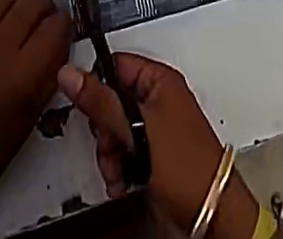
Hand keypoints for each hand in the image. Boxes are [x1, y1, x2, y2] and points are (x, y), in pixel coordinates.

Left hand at [0, 0, 73, 215]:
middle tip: (46, 18)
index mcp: (22, 77)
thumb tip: (59, 45)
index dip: (65, 24)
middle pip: (31, 5)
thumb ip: (48, 76)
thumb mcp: (31, 117)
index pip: (55, 28)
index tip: (64, 28)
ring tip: (21, 10)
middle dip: (45, 7)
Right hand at [59, 54, 261, 238]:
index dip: (96, 81)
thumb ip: (101, 102)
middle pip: (110, 100)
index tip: (83, 98)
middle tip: (109, 138)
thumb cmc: (192, 169)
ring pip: (113, 129)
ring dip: (108, 151)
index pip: (116, 64)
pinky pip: (120, 152)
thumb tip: (72, 75)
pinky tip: (121, 179)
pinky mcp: (150, 156)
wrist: (209, 218)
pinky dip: (116, 166)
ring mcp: (153, 130)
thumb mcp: (137, 130)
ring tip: (117, 166)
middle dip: (103, 126)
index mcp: (160, 81)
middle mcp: (157, 101)